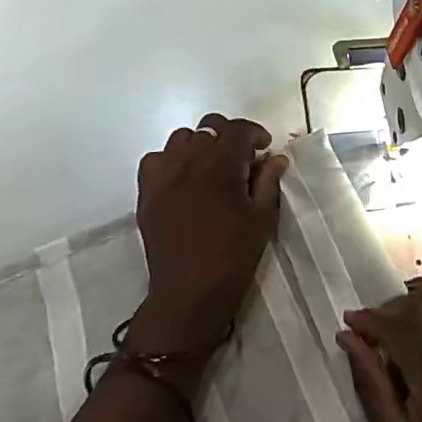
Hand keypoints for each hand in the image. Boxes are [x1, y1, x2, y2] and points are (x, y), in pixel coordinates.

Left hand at [128, 114, 286, 359]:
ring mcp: (163, 173)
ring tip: (210, 167)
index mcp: (220, 165)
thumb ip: (268, 182)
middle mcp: (189, 160)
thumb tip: (275, 157)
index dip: (254, 133)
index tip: (263, 147)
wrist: (188, 294)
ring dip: (199, 146)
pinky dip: (170, 161)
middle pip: (209, 128)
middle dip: (228, 137)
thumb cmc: (232, 258)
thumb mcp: (261, 220)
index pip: (237, 130)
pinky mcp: (146, 189)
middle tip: (240, 159)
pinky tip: (181, 180)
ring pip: (181, 138)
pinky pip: (156, 159)